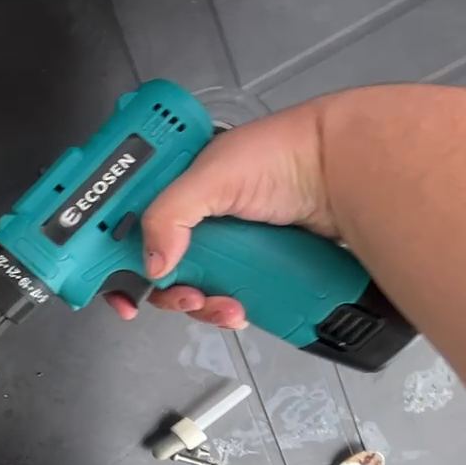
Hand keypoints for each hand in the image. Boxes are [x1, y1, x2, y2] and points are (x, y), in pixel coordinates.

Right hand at [104, 97, 342, 329]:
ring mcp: (221, 247)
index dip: (111, 261)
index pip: (124, 230)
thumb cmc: (285, 153)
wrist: (354, 171)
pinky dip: (223, 311)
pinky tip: (238, 309)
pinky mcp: (248, 268)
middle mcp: (192, 221)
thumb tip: (152, 266)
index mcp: (173, 191)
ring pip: (186, 290)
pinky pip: (220, 301)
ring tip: (217, 306)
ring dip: (196, 307)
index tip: (112, 288)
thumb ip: (168, 216)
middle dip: (162, 292)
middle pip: (152, 270)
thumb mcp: (212, 176)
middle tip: (180, 296)